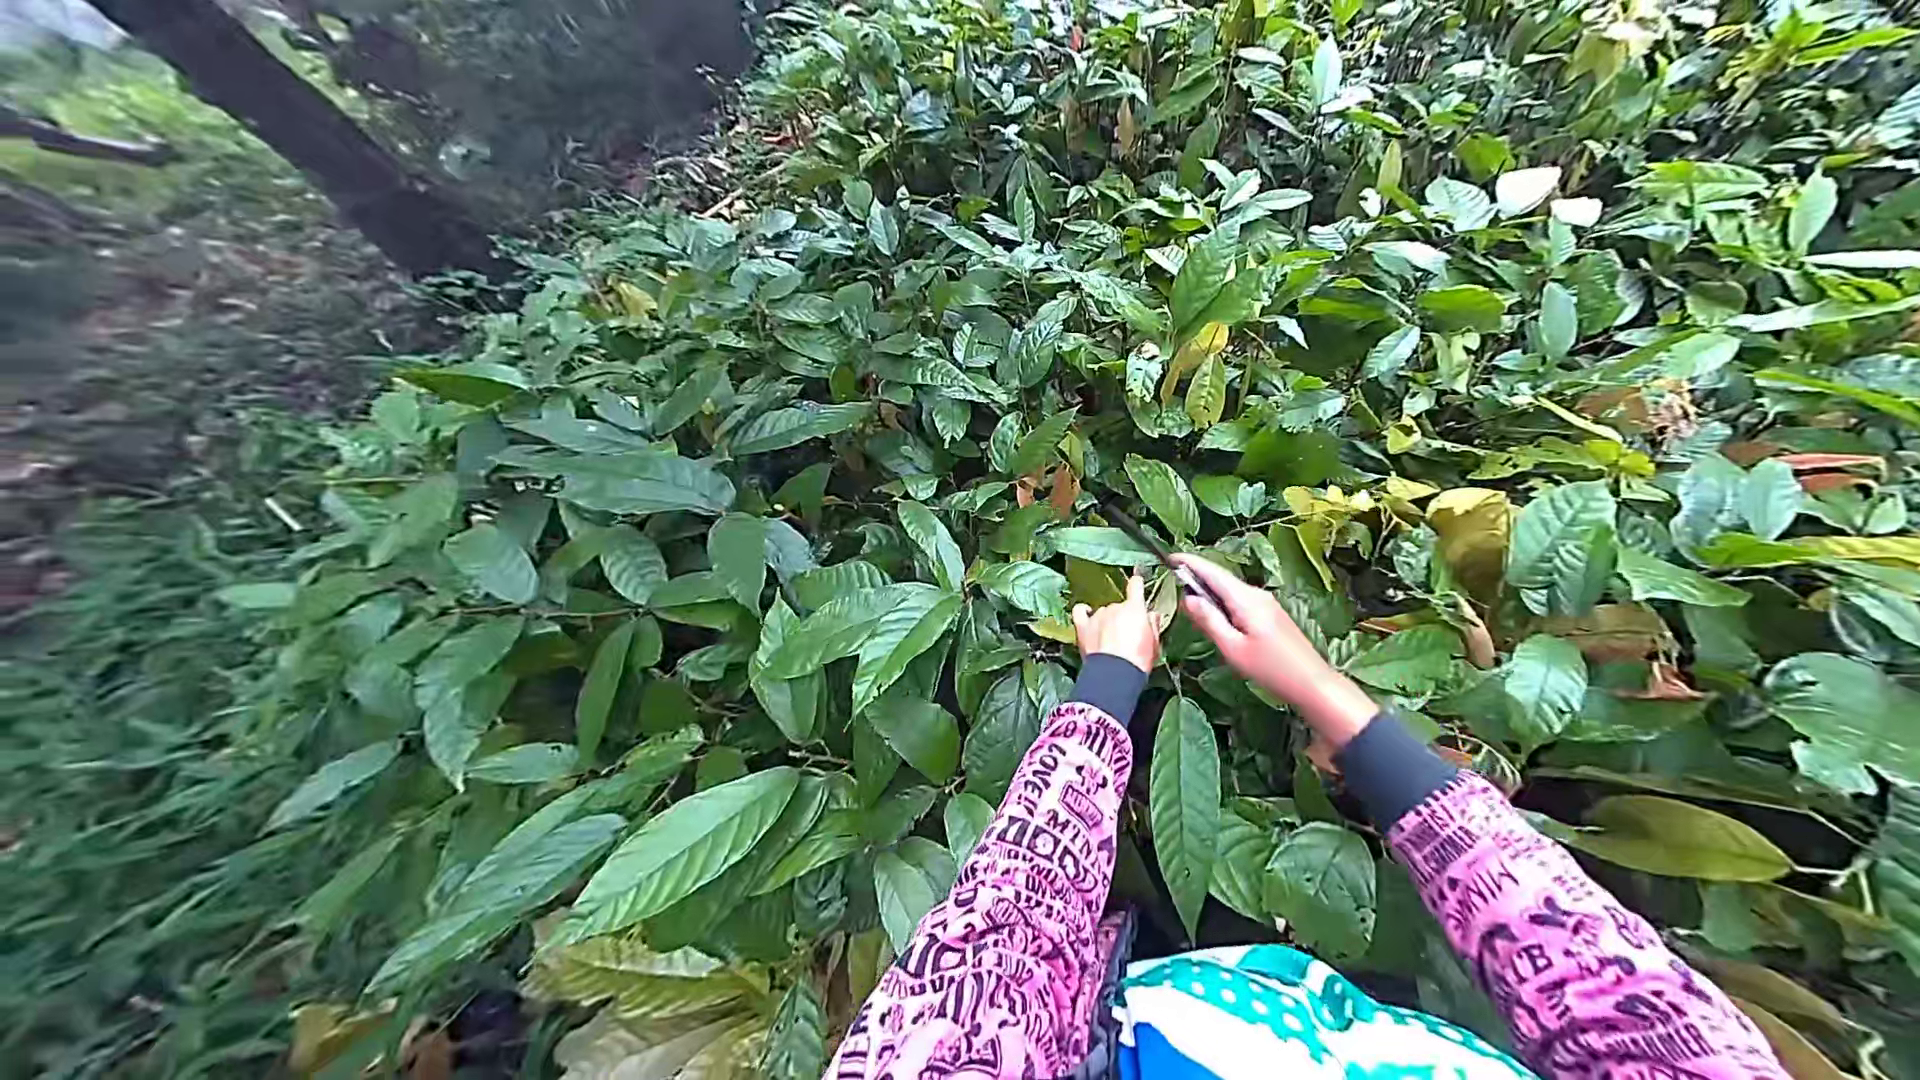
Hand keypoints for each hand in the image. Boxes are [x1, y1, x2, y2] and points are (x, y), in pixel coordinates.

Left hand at [1072, 573, 1161, 672]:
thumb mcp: (1154, 643)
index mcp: (1134, 609)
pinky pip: (1080, 612)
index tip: (1137, 581)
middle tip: (1126, 637)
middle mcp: (1114, 607)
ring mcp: (1097, 616)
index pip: (1136, 586)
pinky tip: (1087, 616)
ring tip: (1109, 641)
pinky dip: (1084, 612)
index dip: (1137, 583)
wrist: (1114, 675)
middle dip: (1123, 618)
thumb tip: (1152, 614)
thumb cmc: (1138, 661)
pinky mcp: (1083, 626)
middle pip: (1119, 607)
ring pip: (1102, 613)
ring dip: (1106, 622)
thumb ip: (1153, 625)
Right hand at [1171, 554, 1376, 751]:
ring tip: (1187, 596)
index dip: (1190, 562)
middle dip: (1197, 575)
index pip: (1213, 572)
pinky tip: (1213, 611)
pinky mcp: (1270, 613)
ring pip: (1230, 588)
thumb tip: (1188, 598)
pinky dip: (1221, 599)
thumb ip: (1209, 620)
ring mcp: (1266, 603)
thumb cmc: (1271, 669)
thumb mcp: (1232, 648)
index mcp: (1246, 600)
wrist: (1313, 683)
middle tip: (1172, 577)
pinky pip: (1239, 598)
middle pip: (1221, 578)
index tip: (1170, 557)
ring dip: (1209, 589)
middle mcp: (1257, 595)